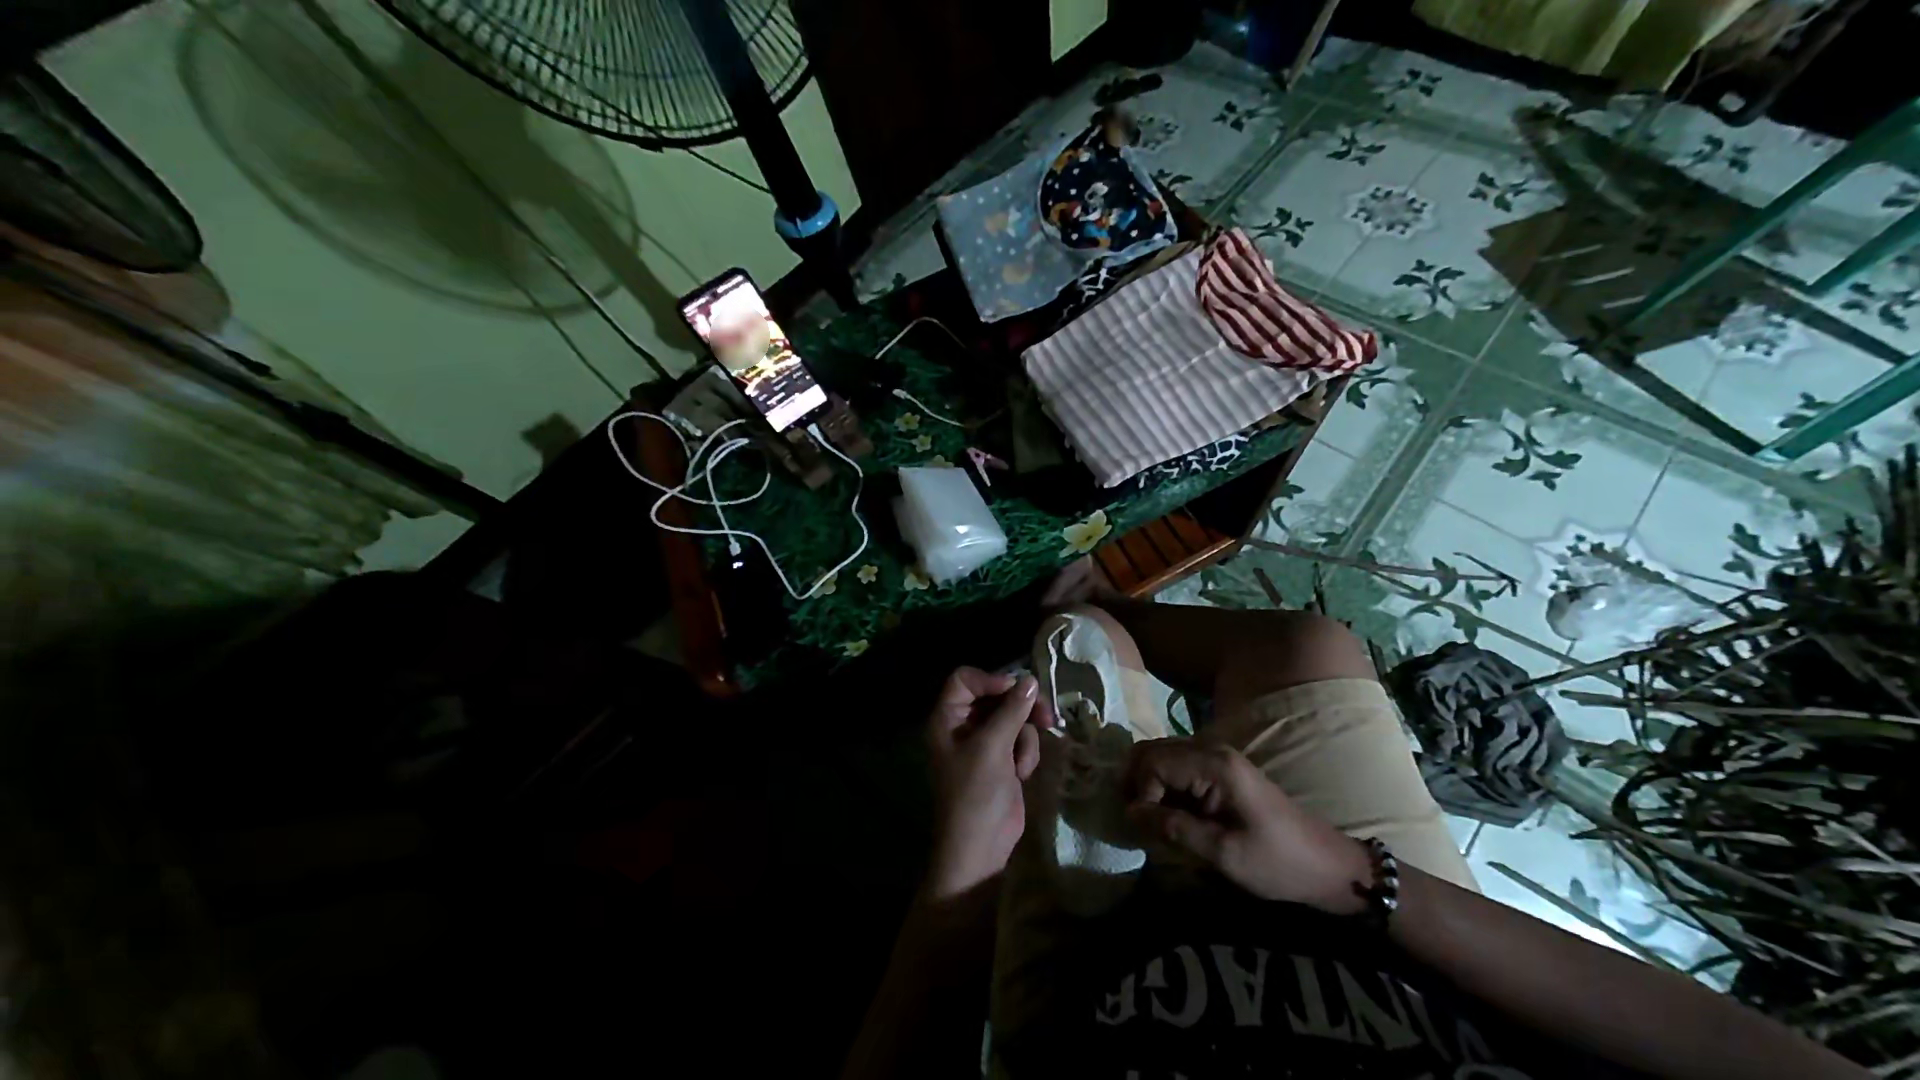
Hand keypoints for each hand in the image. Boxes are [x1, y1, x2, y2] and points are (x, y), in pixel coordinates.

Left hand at [924, 668, 1047, 898]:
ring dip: (1025, 735)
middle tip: (1046, 714)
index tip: (1016, 689)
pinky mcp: (1002, 759)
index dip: (990, 679)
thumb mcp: (992, 747)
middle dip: (1020, 706)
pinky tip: (1023, 773)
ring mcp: (983, 743)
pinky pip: (1019, 738)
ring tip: (1024, 762)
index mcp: (947, 718)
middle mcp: (962, 726)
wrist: (980, 846)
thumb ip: (1011, 711)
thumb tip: (1030, 680)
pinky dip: (1025, 752)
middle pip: (994, 696)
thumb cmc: (976, 793)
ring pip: (1012, 717)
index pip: (965, 679)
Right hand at [1125, 739, 1372, 913]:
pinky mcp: (1218, 768)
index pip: (1154, 761)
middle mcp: (1211, 748)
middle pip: (1152, 750)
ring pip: (1160, 755)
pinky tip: (1166, 813)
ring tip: (1146, 818)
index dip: (1140, 792)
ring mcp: (1215, 755)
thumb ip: (1174, 828)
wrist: (1326, 864)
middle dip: (1136, 781)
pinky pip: (1176, 765)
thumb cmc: (1277, 862)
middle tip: (1134, 818)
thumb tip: (1130, 812)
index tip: (1144, 826)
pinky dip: (1161, 784)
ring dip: (1147, 782)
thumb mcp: (1223, 853)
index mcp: (1215, 765)